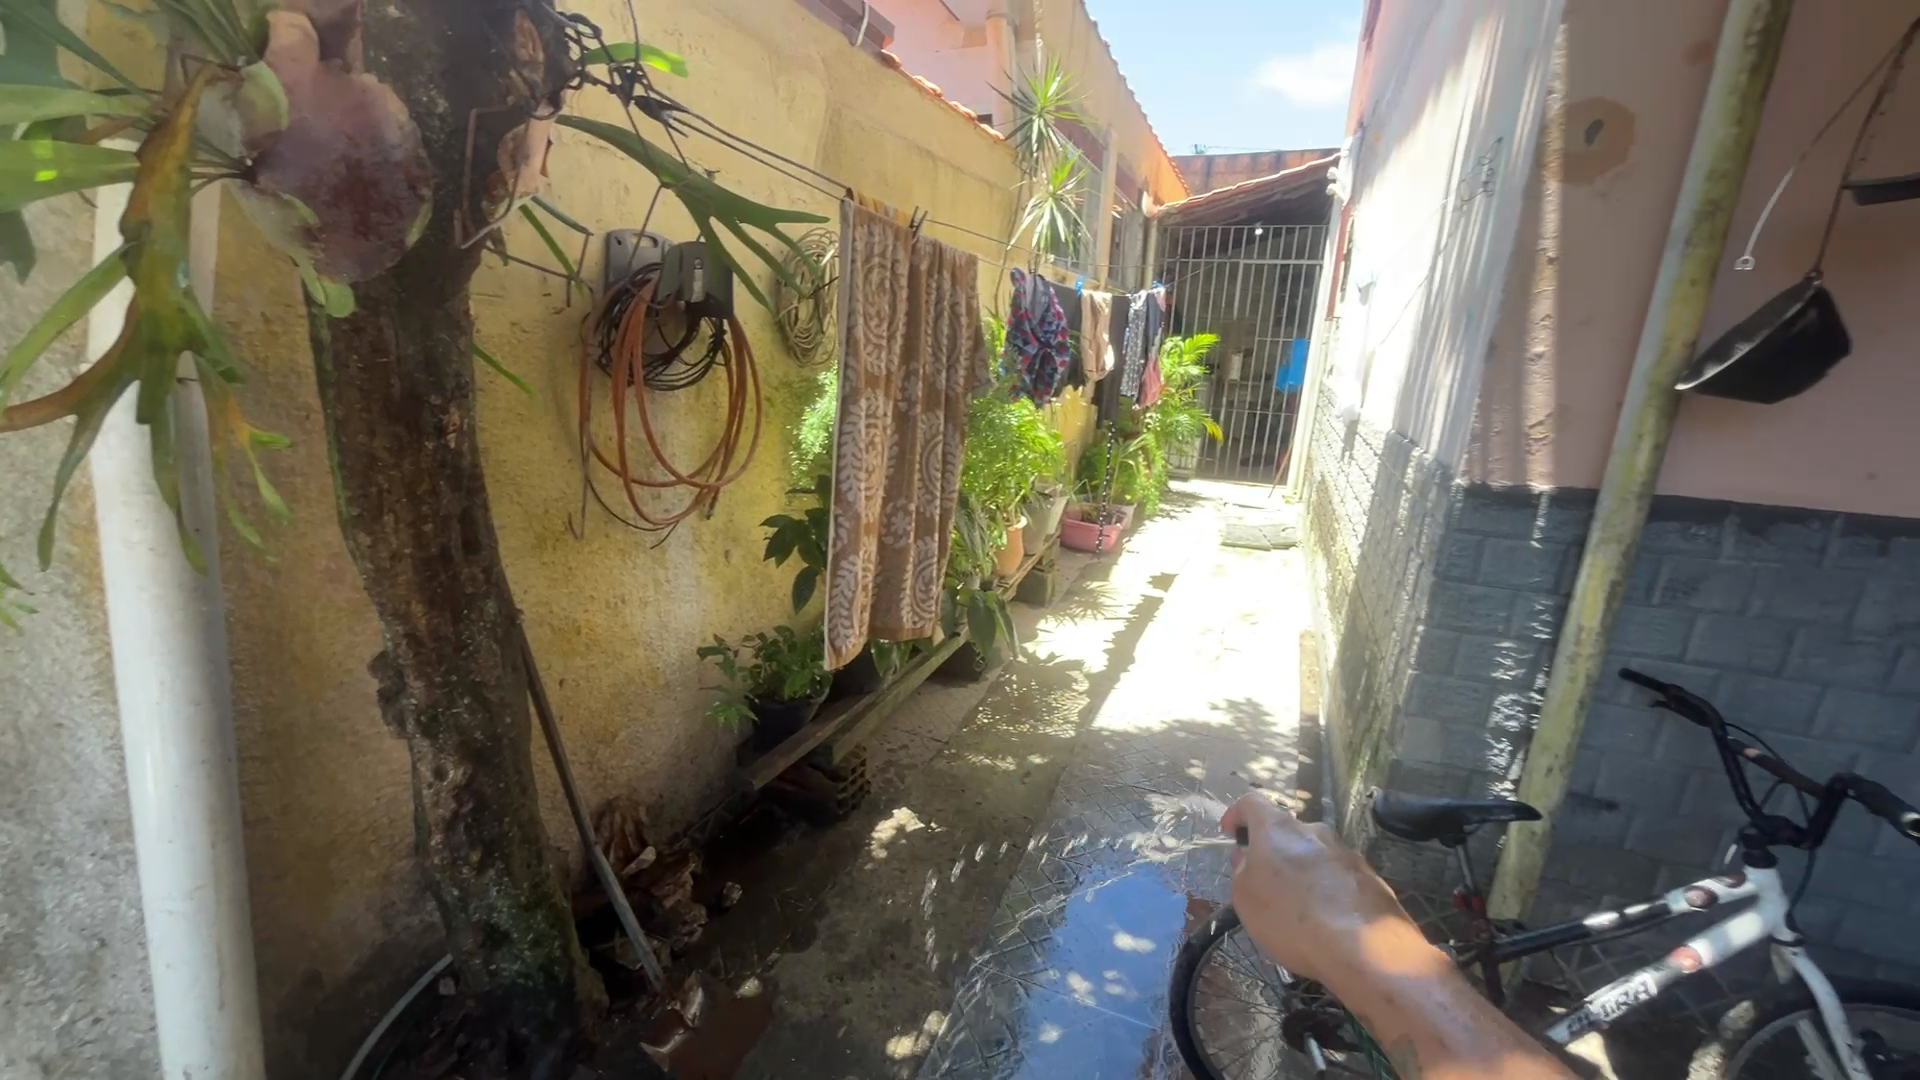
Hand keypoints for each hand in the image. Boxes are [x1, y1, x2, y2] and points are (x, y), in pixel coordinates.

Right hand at [1220, 794, 1444, 992]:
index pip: (1250, 802)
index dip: (1236, 814)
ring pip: (1315, 854)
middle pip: (1286, 831)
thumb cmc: (1291, 919)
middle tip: (1266, 880)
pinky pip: (1340, 877)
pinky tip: (1329, 921)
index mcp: (1277, 828)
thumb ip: (1241, 871)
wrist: (1367, 951)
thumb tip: (1247, 857)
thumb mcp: (1245, 899)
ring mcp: (1346, 853)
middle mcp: (1313, 831)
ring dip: (1303, 871)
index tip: (1230, 834)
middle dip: (1274, 850)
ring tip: (1300, 908)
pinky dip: (1329, 890)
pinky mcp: (1371, 879)